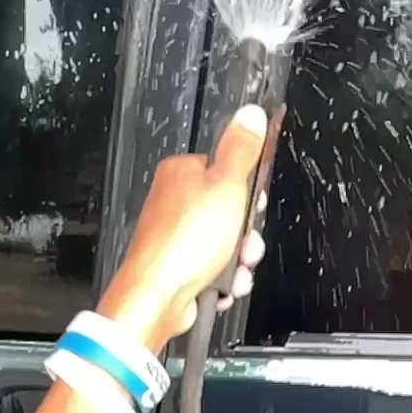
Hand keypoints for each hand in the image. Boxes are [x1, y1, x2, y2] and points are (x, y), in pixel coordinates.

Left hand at [97, 105, 268, 350]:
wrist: (158, 298)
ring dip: (238, 263)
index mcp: (182, 173)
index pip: (228, 170)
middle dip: (246, 236)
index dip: (247, 192)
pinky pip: (214, 271)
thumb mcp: (226, 186)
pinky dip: (223, 281)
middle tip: (245, 245)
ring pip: (225, 246)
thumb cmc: (181, 244)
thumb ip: (241, 149)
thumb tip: (251, 114)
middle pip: (230, 212)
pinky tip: (221, 287)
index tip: (254, 206)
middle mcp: (174, 203)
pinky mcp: (179, 269)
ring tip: (233, 271)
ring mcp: (176, 238)